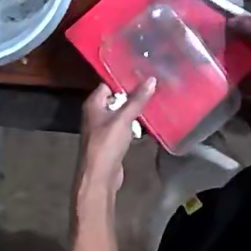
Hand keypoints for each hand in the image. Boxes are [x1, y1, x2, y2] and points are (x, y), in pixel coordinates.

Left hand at [73, 79, 152, 216]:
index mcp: (94, 104)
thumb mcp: (123, 119)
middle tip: (154, 85)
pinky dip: (135, 123)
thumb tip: (152, 79)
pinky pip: (125, 125)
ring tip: (156, 99)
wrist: (100, 178)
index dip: (124, 78)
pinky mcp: (112, 140)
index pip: (109, 83)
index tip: (144, 72)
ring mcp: (104, 127)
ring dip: (137, 109)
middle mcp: (96, 113)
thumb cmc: (107, 145)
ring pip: (123, 112)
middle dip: (134, 93)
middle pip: (117, 97)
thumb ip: (137, 100)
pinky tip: (150, 120)